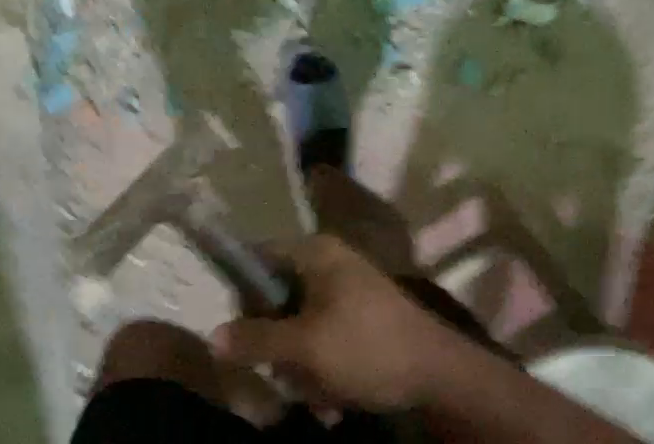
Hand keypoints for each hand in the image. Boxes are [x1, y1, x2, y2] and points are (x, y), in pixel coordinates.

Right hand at [210, 234, 462, 411]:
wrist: (440, 375)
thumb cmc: (367, 347)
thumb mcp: (305, 347)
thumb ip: (257, 339)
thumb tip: (213, 335)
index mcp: (314, 253)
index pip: (258, 258)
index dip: (241, 295)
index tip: (236, 335)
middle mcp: (329, 262)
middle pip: (278, 298)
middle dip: (276, 344)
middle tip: (280, 376)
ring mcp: (348, 290)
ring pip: (300, 325)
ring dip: (300, 366)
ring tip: (313, 396)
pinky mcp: (362, 319)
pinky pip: (325, 338)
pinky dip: (323, 369)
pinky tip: (332, 401)